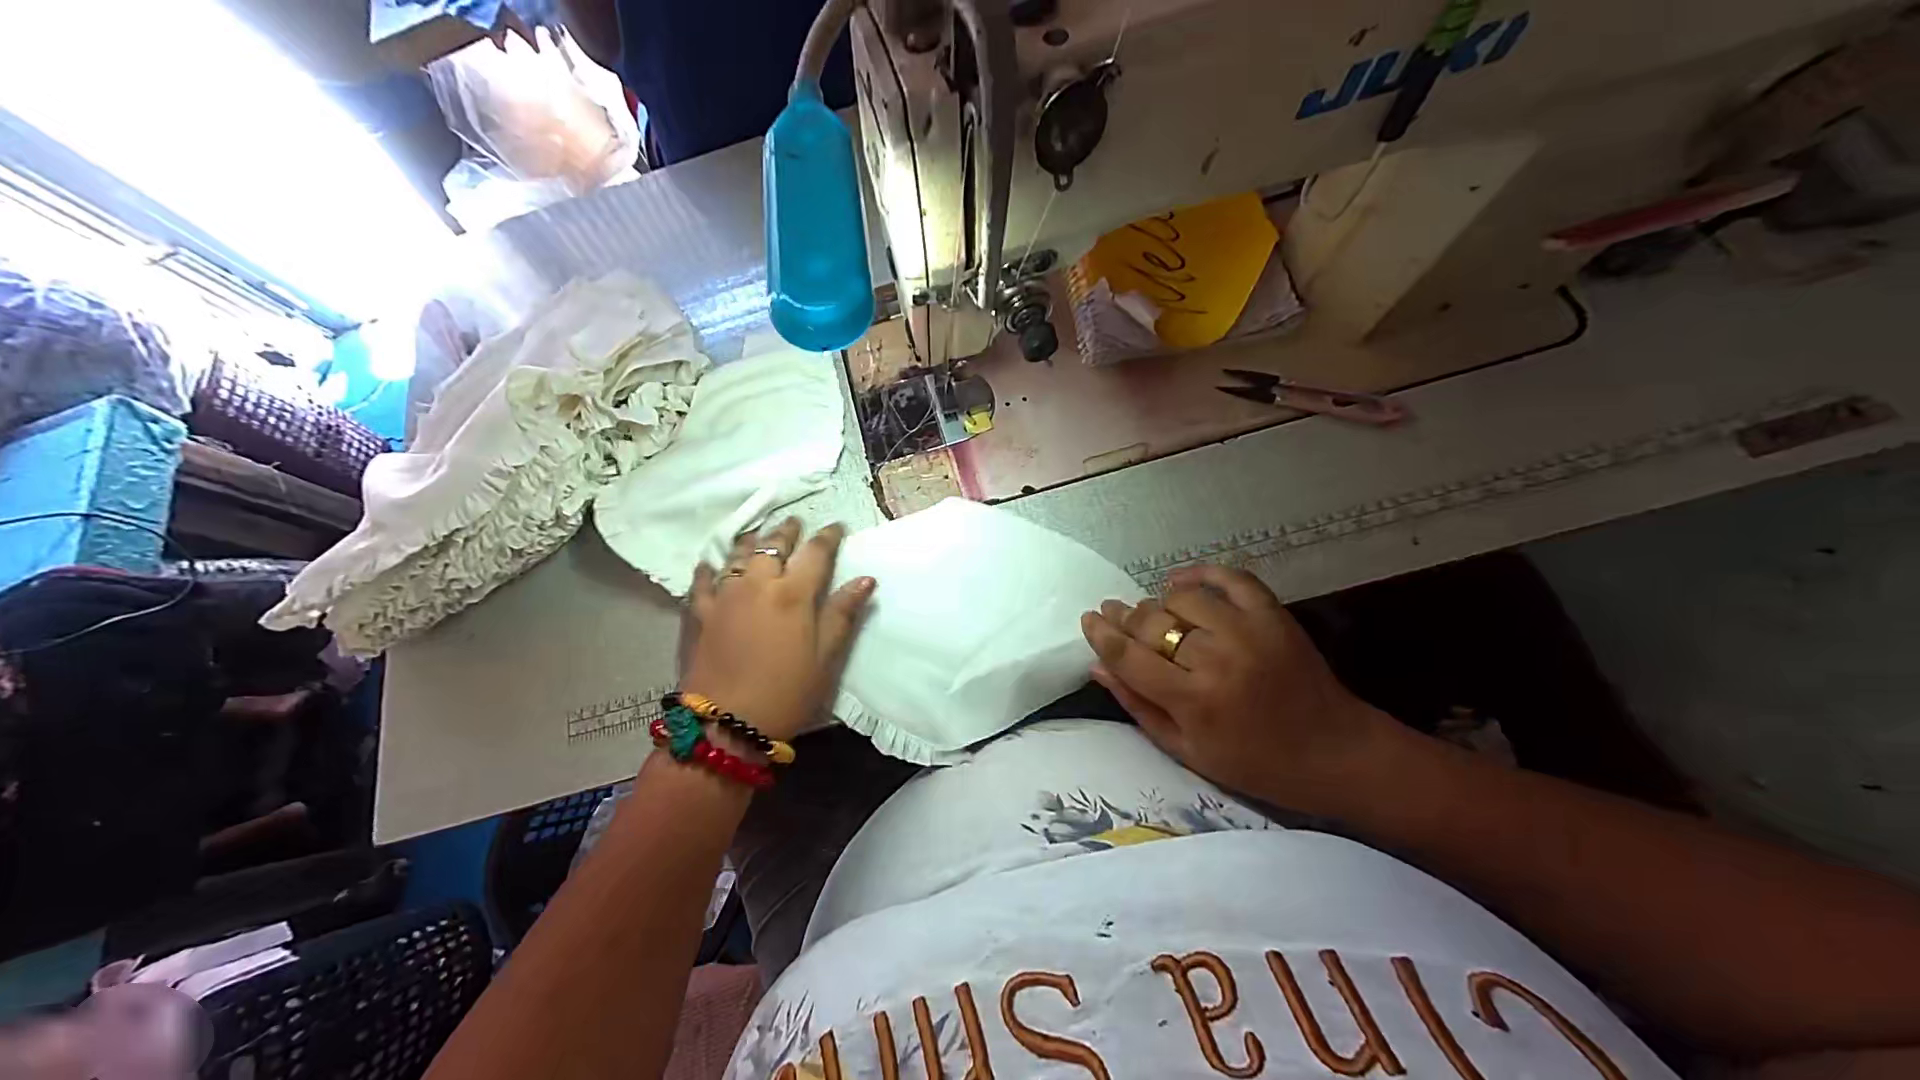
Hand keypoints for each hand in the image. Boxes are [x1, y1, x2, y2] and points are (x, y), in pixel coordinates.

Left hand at [682, 519, 873, 742]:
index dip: (828, 536)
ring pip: (736, 555)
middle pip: (773, 545)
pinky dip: (710, 567)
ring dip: (751, 541)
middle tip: (796, 523)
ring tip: (758, 534)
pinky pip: (702, 579)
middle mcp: (757, 584)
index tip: (837, 526)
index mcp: (793, 593)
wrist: (724, 723)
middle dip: (787, 531)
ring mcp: (723, 596)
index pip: (815, 552)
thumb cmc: (786, 693)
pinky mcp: (697, 613)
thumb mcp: (825, 658)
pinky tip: (712, 564)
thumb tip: (866, 579)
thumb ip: (842, 614)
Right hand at [1080, 564, 1398, 807]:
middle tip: (1112, 614)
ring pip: (1182, 599)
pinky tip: (1179, 581)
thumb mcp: (1187, 751)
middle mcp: (1216, 659)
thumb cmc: (1256, 764)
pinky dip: (1201, 574)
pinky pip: (1230, 579)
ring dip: (1159, 604)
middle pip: (1151, 623)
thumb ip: (1139, 706)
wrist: (1337, 753)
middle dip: (1124, 617)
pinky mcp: (1274, 615)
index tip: (1088, 620)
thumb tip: (1098, 665)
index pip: (1130, 656)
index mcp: (1194, 700)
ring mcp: (1249, 631)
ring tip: (1152, 614)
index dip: (1102, 634)